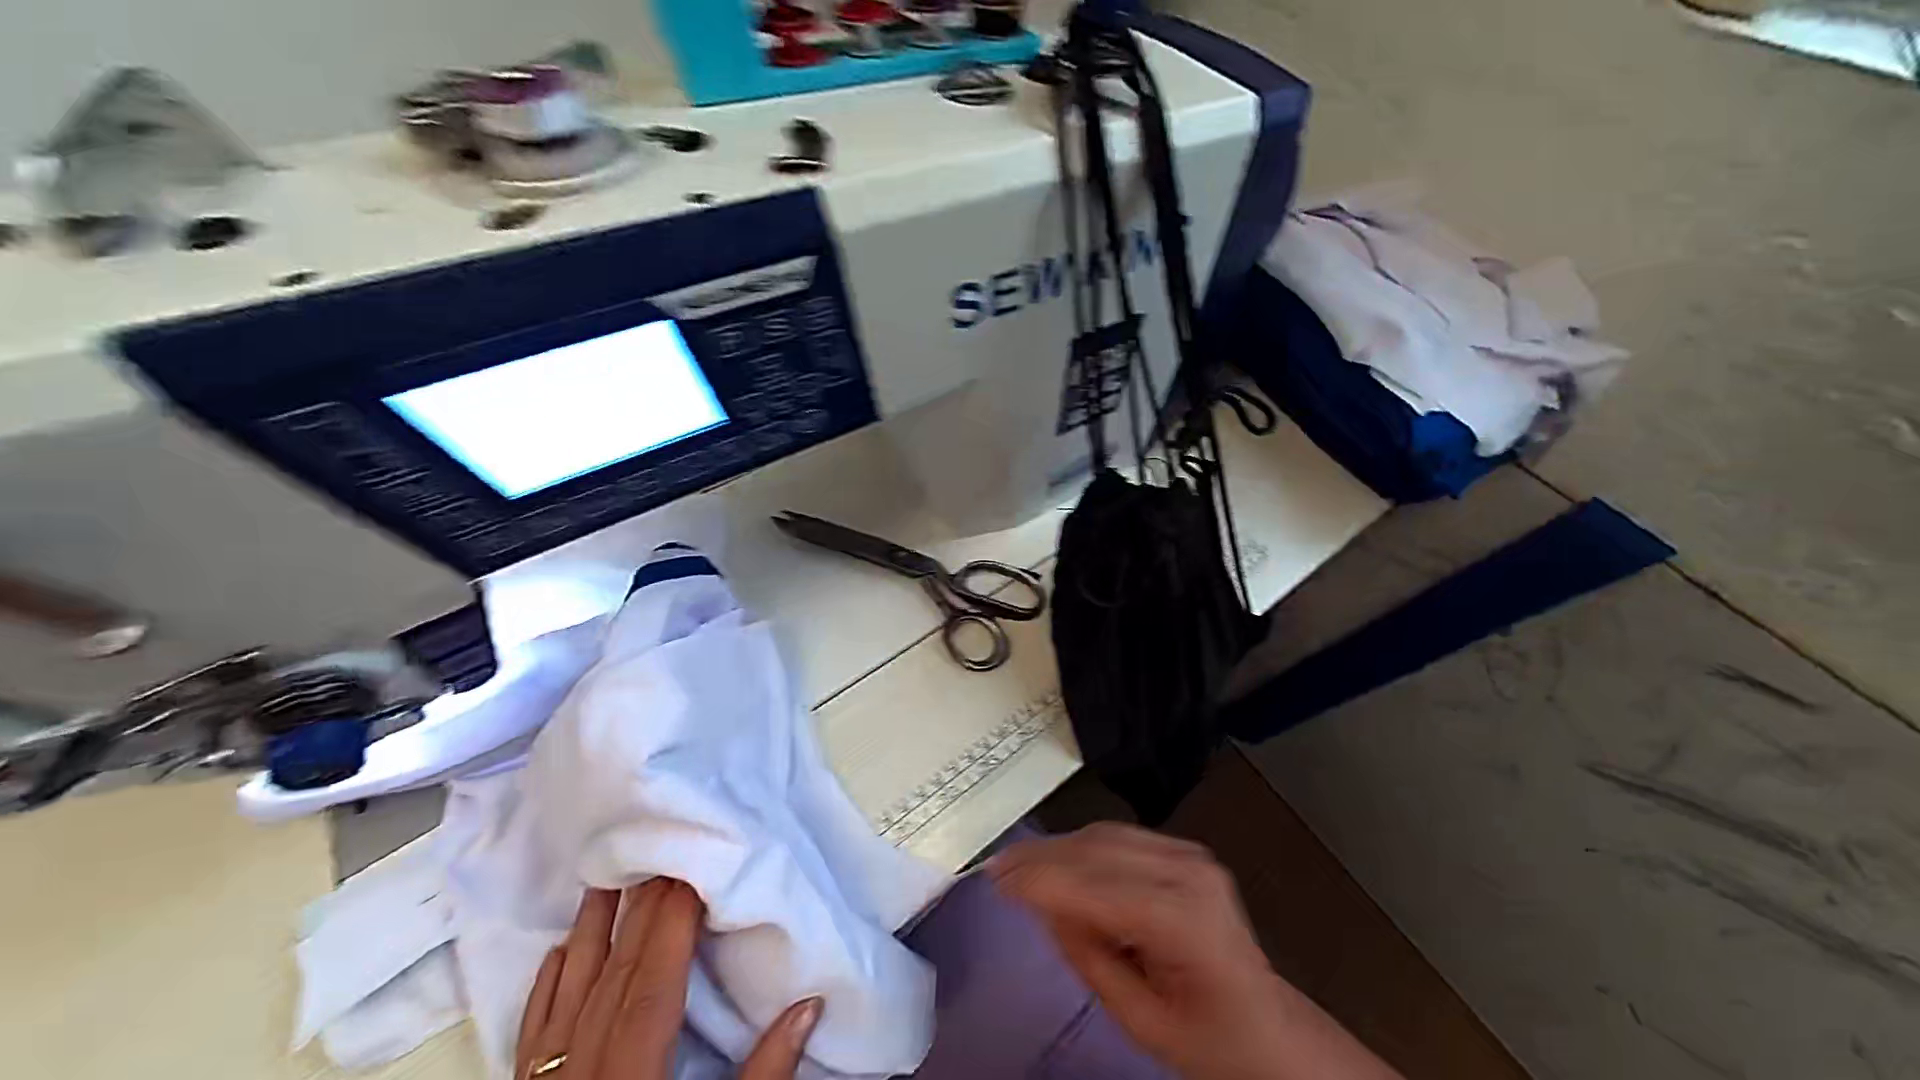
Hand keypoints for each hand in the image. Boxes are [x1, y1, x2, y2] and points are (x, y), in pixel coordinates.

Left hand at [516, 878, 823, 1079]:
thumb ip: (765, 1075)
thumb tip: (809, 1007)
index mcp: (631, 1076)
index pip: (654, 981)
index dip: (673, 922)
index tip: (690, 871)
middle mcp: (583, 1073)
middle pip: (615, 975)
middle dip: (640, 911)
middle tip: (659, 854)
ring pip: (569, 993)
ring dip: (588, 932)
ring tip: (603, 880)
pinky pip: (533, 1034)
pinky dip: (546, 988)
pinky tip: (556, 954)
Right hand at [989, 824, 1401, 1079]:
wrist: (1266, 1025)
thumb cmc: (1204, 1036)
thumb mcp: (1137, 1017)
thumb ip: (1087, 953)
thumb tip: (1046, 902)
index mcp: (1185, 919)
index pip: (1097, 885)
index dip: (1041, 878)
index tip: (995, 878)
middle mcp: (1189, 871)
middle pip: (1098, 850)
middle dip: (1042, 857)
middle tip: (997, 868)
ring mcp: (1191, 854)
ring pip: (1105, 834)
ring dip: (1058, 847)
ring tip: (1018, 863)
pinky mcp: (1185, 850)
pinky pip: (1120, 836)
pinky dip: (1082, 845)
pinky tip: (1057, 858)